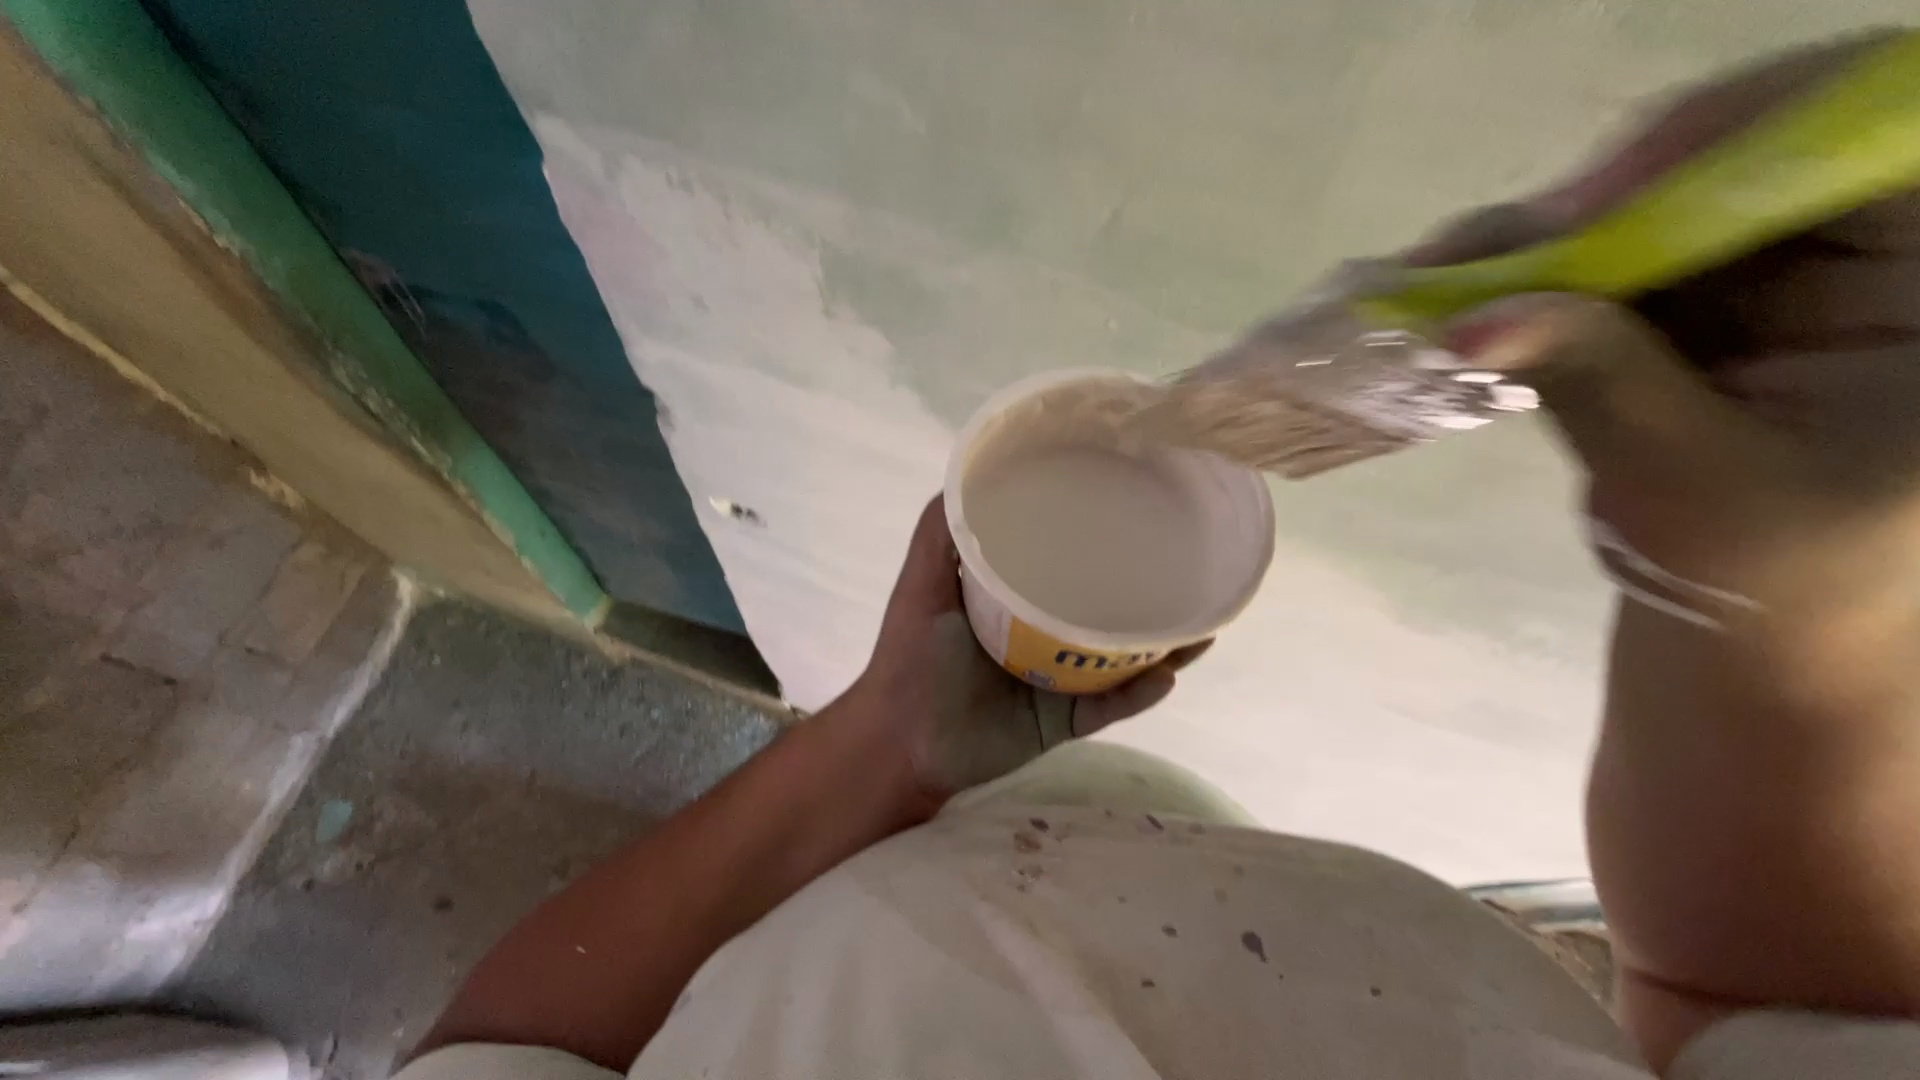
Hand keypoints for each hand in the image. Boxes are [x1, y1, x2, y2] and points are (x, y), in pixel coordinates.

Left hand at [840, 496, 1207, 806]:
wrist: (903, 741)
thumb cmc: (913, 657)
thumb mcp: (923, 583)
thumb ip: (939, 532)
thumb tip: (968, 469)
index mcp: (1016, 599)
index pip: (1066, 561)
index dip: (1099, 537)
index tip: (1136, 506)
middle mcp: (1045, 633)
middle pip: (1106, 608)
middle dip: (1148, 592)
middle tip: (1191, 567)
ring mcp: (1059, 678)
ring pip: (1121, 657)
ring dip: (1162, 644)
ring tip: (1202, 625)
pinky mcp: (1064, 720)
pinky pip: (1110, 706)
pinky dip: (1138, 693)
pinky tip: (1166, 673)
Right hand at [1406, 30, 1919, 1068]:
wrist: (1764, 679)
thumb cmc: (1775, 601)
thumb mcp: (1688, 483)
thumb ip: (1591, 377)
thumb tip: (1459, 318)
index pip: (1856, 130)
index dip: (1718, 139)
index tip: (1583, 203)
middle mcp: (1873, 263)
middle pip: (1726, 176)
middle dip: (1586, 211)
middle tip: (1457, 261)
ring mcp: (1773, 298)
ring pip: (1648, 230)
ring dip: (1534, 258)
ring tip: (1424, 290)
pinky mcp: (1694, 337)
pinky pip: (1608, 286)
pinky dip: (1531, 299)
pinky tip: (1456, 319)